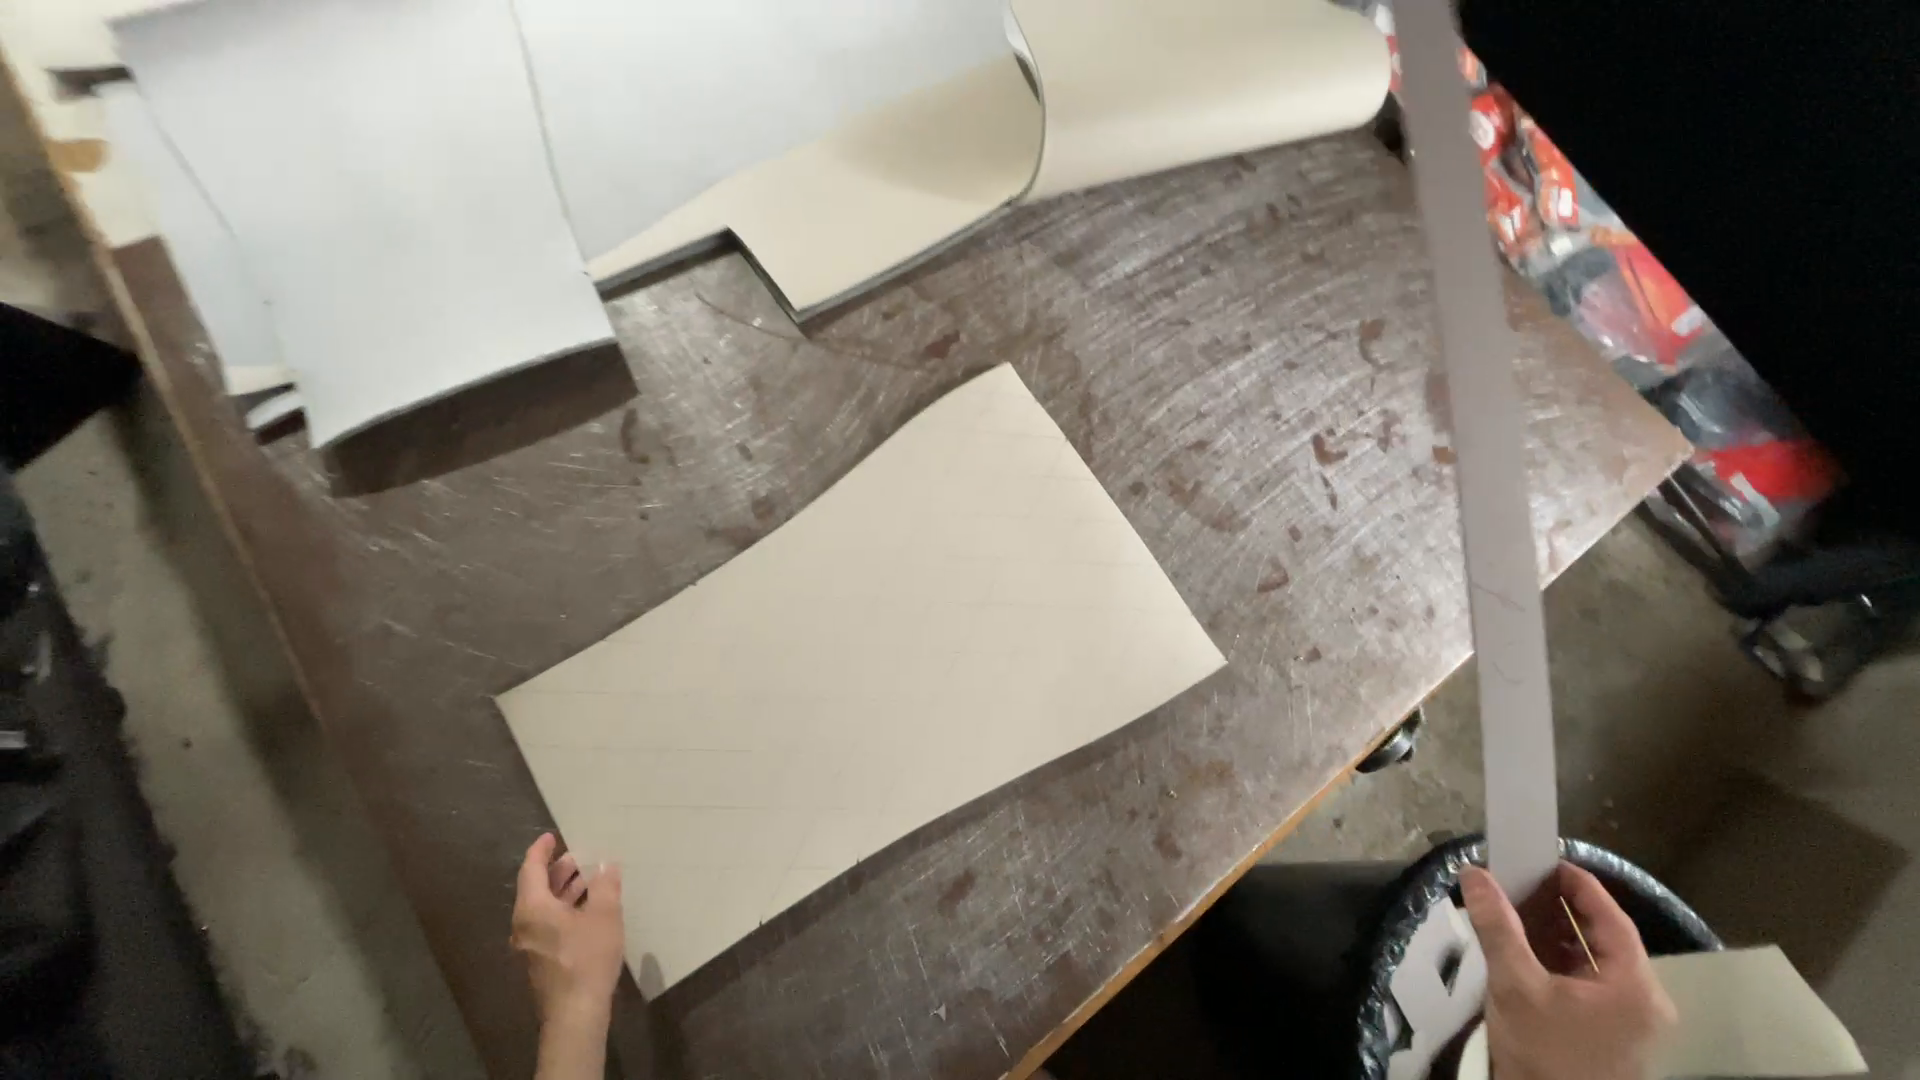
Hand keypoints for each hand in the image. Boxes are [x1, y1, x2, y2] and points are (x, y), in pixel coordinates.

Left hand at [511, 833, 625, 1026]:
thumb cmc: (586, 957)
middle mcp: (524, 925)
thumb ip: (605, 885)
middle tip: (580, 856)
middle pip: (536, 889)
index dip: (541, 851)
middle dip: (558, 871)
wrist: (575, 1012)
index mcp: (532, 909)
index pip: (531, 870)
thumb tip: (606, 865)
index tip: (551, 837)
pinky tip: (588, 909)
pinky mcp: (540, 960)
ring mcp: (530, 945)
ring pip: (544, 908)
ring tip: (590, 878)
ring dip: (564, 891)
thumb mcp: (604, 915)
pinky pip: (548, 923)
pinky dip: (565, 909)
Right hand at [1461, 863, 1676, 1079]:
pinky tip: (1523, 951)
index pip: (1612, 918)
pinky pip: (1587, 980)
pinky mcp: (1611, 1031)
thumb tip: (1474, 872)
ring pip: (1593, 958)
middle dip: (1558, 907)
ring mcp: (1630, 1019)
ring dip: (1554, 932)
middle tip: (1516, 883)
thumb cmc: (1544, 1051)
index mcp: (1635, 986)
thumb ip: (1497, 925)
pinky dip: (1557, 958)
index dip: (1578, 884)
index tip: (1542, 859)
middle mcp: (1644, 1000)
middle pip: (1603, 936)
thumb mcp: (1515, 984)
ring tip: (1512, 912)